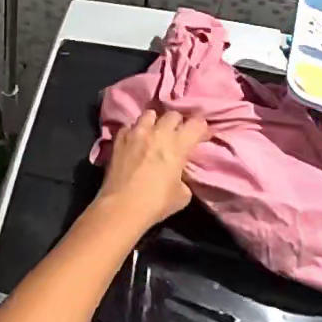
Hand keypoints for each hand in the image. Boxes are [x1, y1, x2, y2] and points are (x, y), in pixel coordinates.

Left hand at [94, 109, 210, 232]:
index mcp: (178, 144)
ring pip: (150, 114)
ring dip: (155, 122)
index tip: (202, 137)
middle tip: (178, 135)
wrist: (122, 207)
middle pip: (173, 115)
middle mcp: (158, 132)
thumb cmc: (156, 203)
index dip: (202, 129)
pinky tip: (135, 142)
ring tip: (154, 133)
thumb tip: (178, 174)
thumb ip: (184, 178)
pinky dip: (134, 132)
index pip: (197, 124)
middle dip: (178, 123)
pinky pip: (130, 127)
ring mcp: (137, 132)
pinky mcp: (119, 138)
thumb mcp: (182, 195)